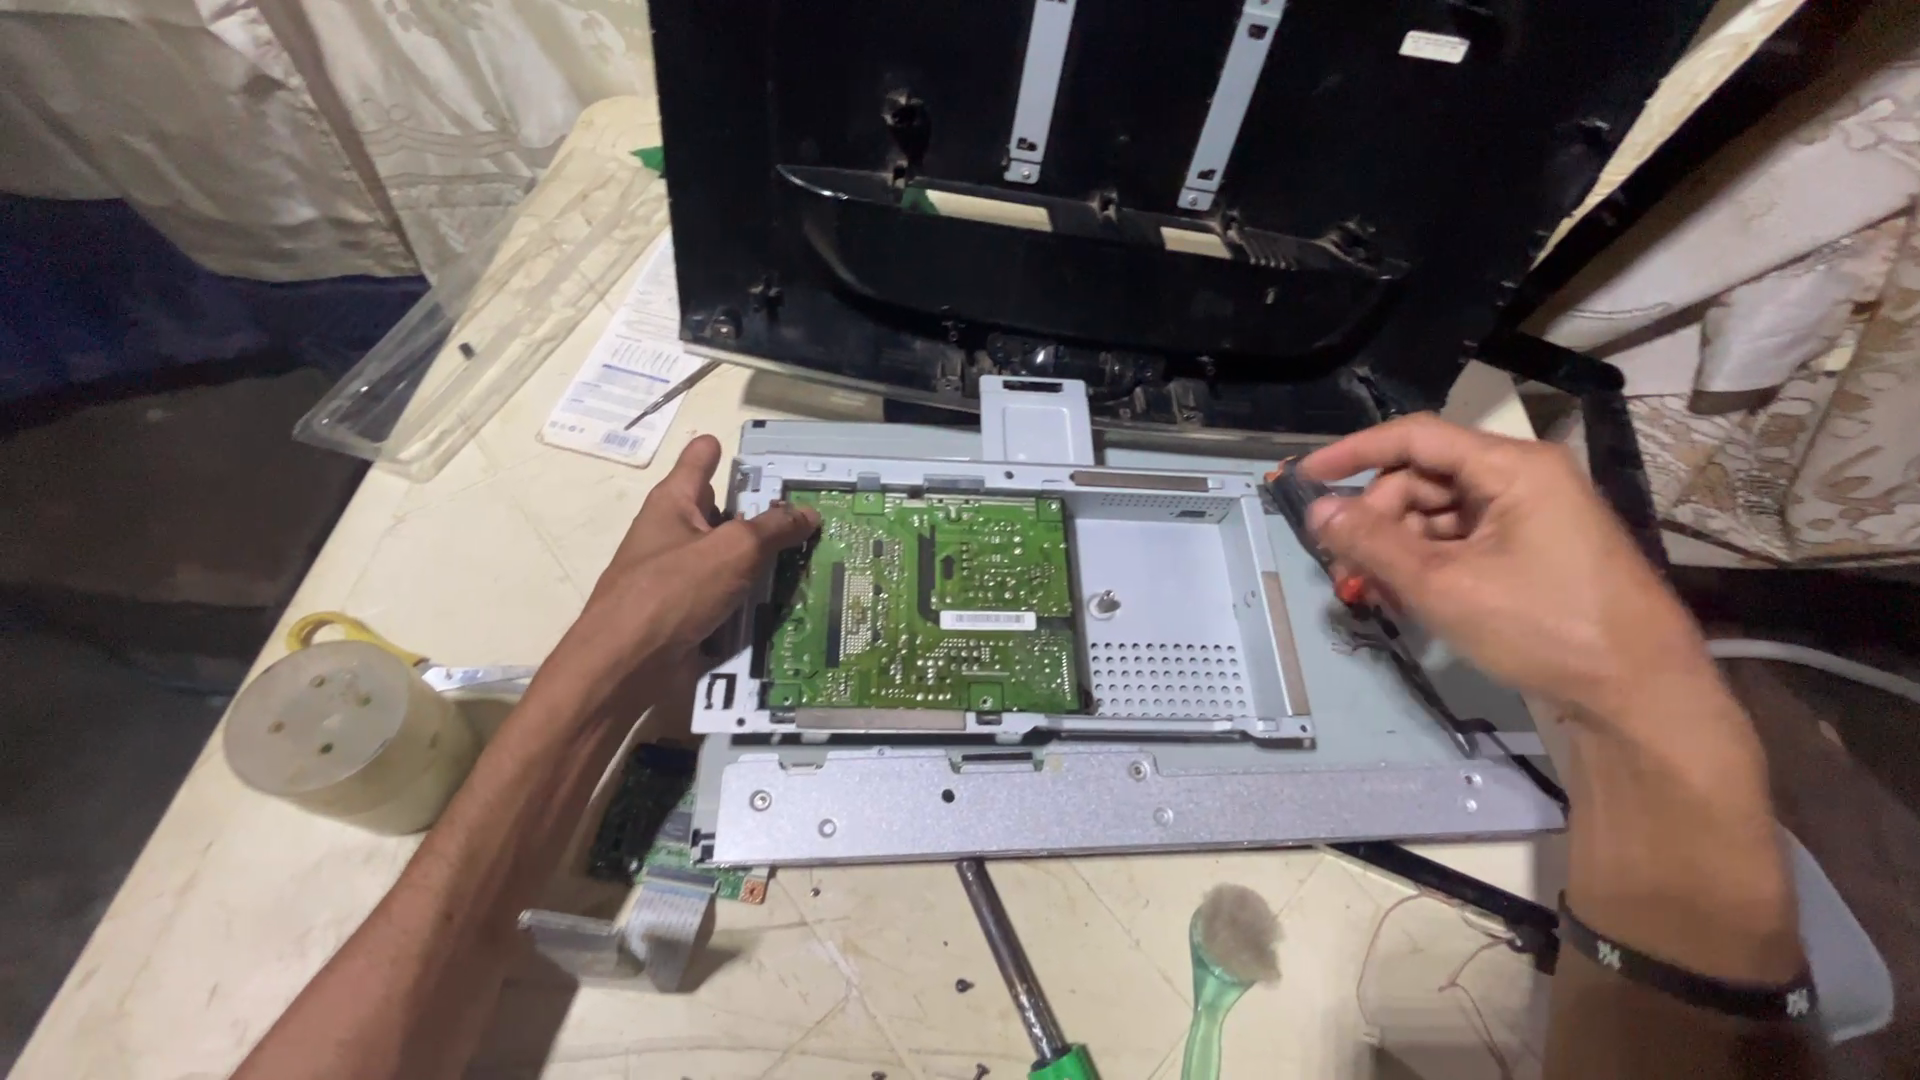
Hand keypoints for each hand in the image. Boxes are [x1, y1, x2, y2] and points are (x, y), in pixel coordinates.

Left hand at [544, 435, 818, 715]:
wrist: (626, 664)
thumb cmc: (672, 591)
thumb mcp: (733, 550)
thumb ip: (773, 528)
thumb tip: (808, 513)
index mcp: (674, 502)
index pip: (700, 458)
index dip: (729, 451)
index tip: (766, 457)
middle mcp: (674, 532)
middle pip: (724, 512)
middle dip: (763, 512)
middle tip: (812, 513)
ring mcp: (680, 575)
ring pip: (731, 558)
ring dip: (764, 560)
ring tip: (813, 556)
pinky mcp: (688, 612)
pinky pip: (729, 595)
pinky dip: (754, 597)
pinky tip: (788, 602)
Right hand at [1299, 414, 1710, 721]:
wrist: (1638, 696)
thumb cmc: (1544, 627)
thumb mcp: (1442, 584)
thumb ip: (1372, 542)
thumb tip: (1316, 510)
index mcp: (1512, 468)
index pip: (1415, 437)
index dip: (1353, 452)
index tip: (1304, 477)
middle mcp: (1520, 479)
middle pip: (1420, 480)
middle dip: (1374, 521)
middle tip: (1344, 568)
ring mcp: (1528, 516)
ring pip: (1433, 515)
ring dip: (1393, 549)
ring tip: (1369, 592)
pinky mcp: (1529, 550)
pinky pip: (1457, 541)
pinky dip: (1422, 564)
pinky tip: (1401, 598)